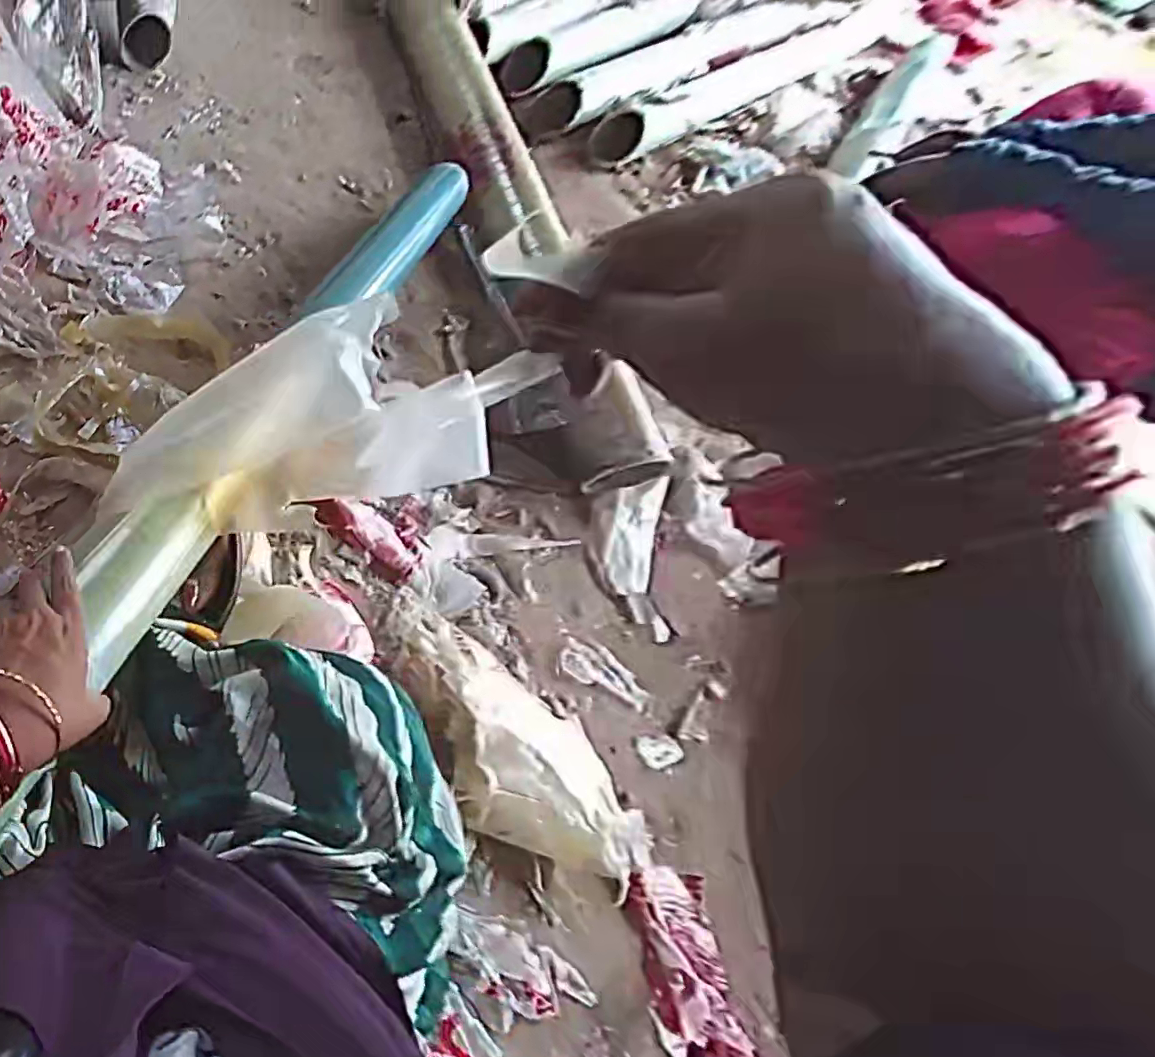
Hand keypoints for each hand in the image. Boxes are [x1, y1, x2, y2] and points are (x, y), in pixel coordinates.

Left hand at [0, 548, 109, 766]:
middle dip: (30, 580)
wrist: (7, 723)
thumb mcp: (89, 712)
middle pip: (31, 582)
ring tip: (4, 616)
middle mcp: (37, 618)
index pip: (68, 587)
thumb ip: (97, 700)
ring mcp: (5, 624)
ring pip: (2, 600)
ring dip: (5, 605)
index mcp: (69, 630)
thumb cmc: (56, 715)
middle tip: (29, 585)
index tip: (61, 552)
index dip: (64, 567)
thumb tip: (102, 702)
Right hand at [577, 173, 1074, 464]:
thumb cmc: (799, 375)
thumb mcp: (677, 346)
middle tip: (581, 376)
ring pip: (693, 289)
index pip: (629, 241)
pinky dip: (695, 338)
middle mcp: (793, 211)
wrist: (949, 427)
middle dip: (613, 320)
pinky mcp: (836, 287)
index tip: (534, 338)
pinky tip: (693, 372)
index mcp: (759, 207)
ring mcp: (822, 247)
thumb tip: (528, 302)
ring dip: (650, 334)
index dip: (572, 290)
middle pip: (662, 265)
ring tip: (637, 380)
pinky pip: (733, 304)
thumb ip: (597, 319)